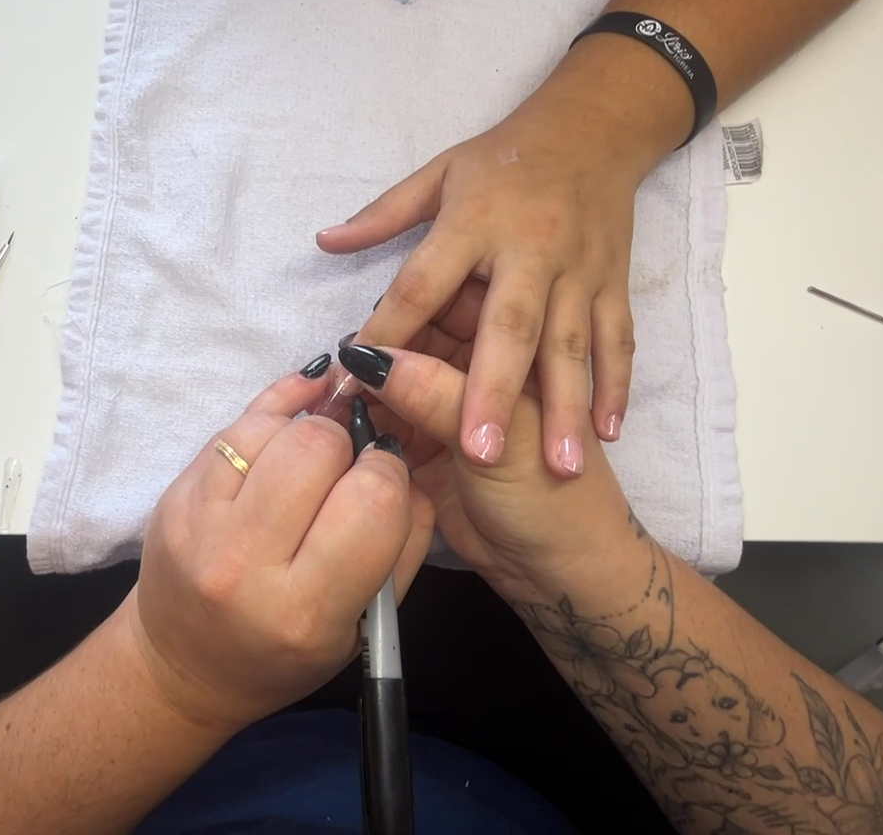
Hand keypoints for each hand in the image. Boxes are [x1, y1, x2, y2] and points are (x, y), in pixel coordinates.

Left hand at [127, 365, 433, 732]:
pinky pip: (233, 427)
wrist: (184, 664)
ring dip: (302, 430)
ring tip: (306, 461)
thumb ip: (404, 544)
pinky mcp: (174, 494)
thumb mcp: (363, 625)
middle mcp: (244, 564)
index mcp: (305, 611)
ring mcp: (199, 524)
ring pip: (270, 426)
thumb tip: (403, 459)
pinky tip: (284, 431)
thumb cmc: (285, 653)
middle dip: (344, 443)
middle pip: (315, 446)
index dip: (389, 472)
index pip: (372, 503)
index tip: (383, 474)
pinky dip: (268, 422)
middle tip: (342, 467)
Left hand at [317, 86, 665, 476]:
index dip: (390, 330)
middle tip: (481, 453)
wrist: (592, 130)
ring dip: (567, 404)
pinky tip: (610, 432)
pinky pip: (619, 337)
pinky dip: (618, 383)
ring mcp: (579, 268)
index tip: (361, 381)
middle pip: (508, 324)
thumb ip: (382, 216)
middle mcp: (528, 249)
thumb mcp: (437, 175)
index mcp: (473, 223)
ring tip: (560, 464)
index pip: (422, 283)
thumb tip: (323, 241)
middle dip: (494, 389)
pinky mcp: (616, 281)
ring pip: (572, 342)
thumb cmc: (501, 159)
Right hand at [337, 338, 641, 601]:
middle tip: (332, 376)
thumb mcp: (502, 436)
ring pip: (387, 382)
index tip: (356, 339)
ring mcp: (439, 405)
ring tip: (324, 403)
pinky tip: (332, 425)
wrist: (557, 573)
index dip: (401, 315)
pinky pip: (378, 420)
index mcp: (503, 346)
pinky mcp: (416, 443)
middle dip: (371, 356)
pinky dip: (357, 421)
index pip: (444, 309)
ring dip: (359, 390)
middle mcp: (468, 366)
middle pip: (406, 342)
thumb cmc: (553, 494)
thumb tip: (364, 357)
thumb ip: (436, 392)